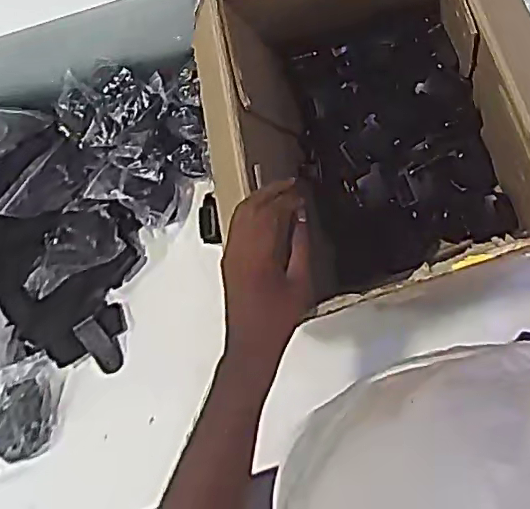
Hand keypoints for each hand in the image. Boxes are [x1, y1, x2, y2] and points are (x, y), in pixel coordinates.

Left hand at [221, 179, 314, 369]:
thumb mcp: (300, 282)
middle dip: (271, 190)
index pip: (272, 211)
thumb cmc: (277, 319)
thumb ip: (301, 246)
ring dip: (259, 197)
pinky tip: (264, 212)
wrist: (250, 346)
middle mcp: (239, 247)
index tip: (301, 194)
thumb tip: (300, 219)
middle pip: (252, 205)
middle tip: (290, 184)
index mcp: (258, 252)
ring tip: (279, 192)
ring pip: (241, 212)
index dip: (288, 198)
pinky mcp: (228, 259)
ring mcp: (230, 252)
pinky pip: (236, 224)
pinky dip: (250, 210)